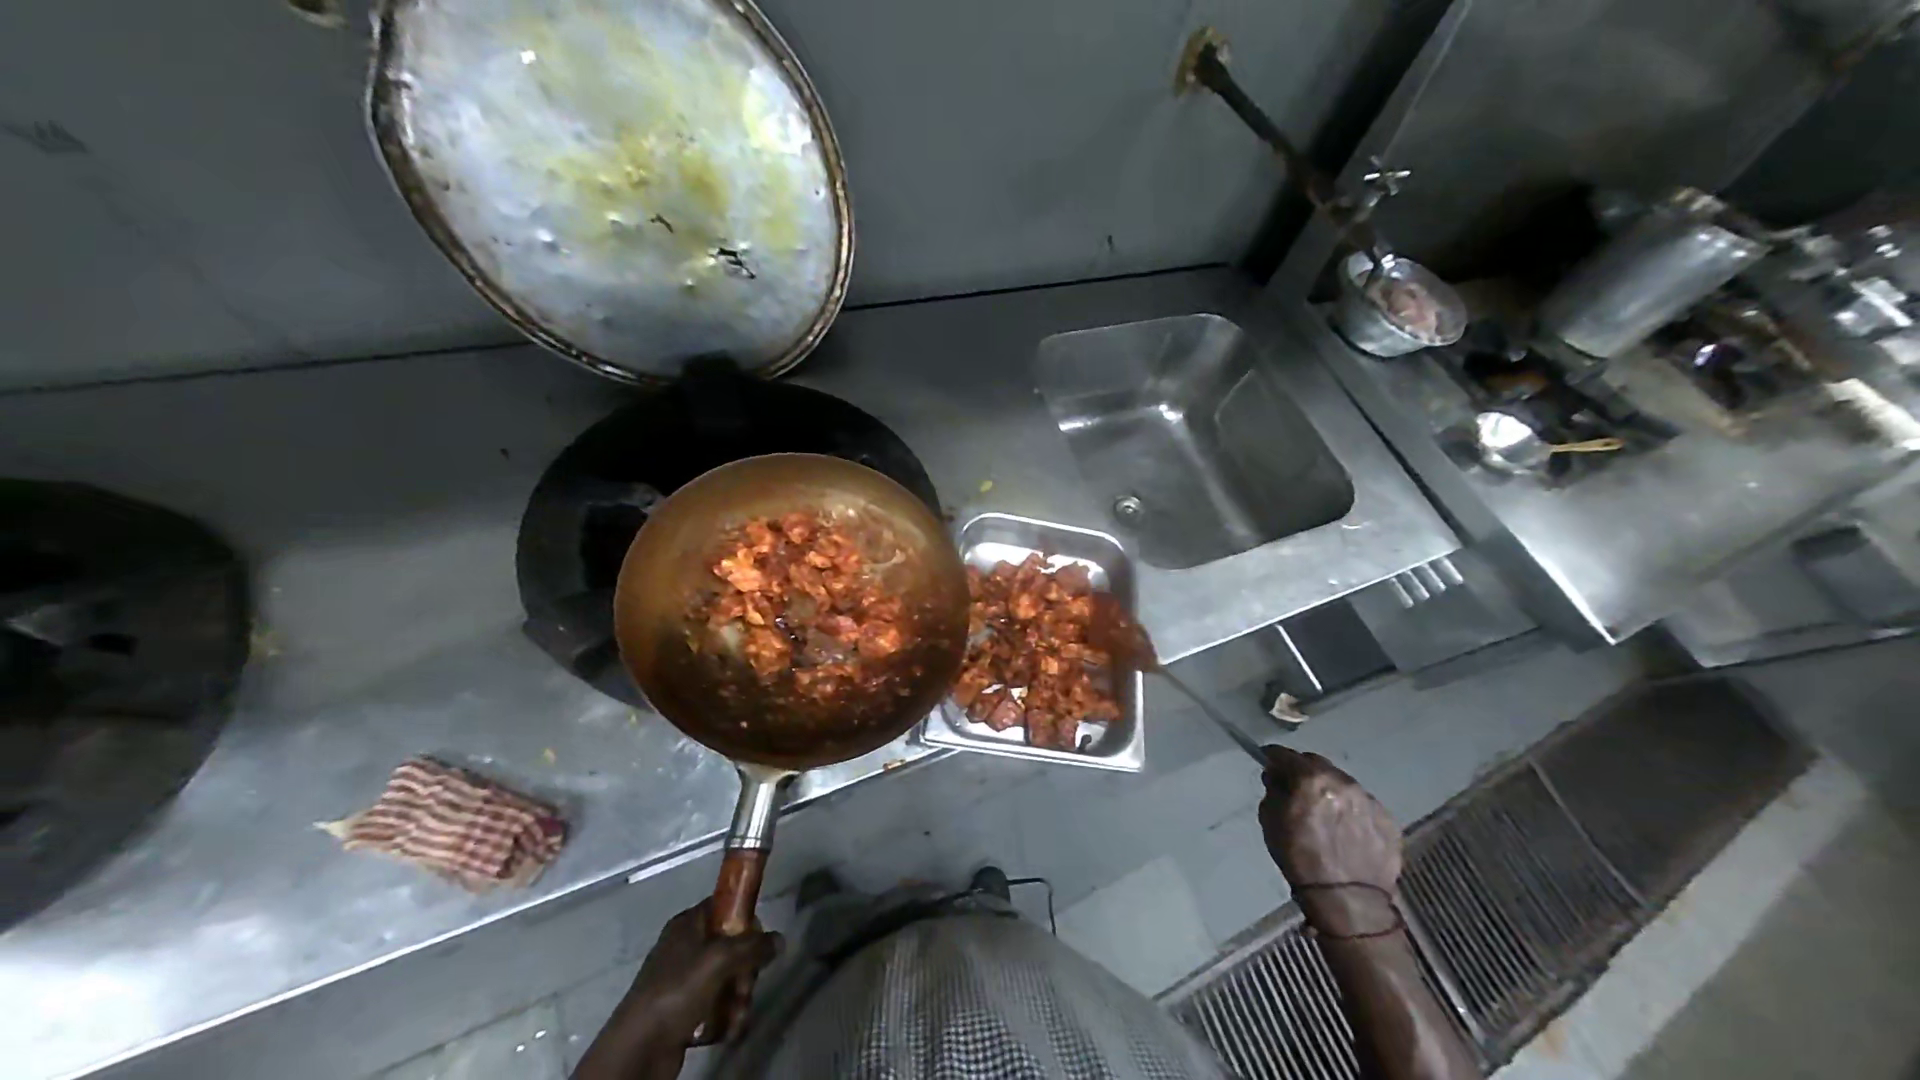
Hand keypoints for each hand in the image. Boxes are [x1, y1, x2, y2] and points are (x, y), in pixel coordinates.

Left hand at [573, 901, 780, 1079]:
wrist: (638, 1050)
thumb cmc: (677, 990)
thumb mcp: (720, 959)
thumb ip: (753, 946)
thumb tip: (779, 939)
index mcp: (688, 925)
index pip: (725, 906)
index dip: (745, 919)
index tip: (759, 940)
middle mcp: (686, 948)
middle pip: (732, 947)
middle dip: (746, 971)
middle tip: (745, 987)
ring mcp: (684, 982)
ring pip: (728, 980)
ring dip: (739, 999)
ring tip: (735, 1017)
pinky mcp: (684, 1012)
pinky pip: (717, 1007)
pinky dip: (725, 1018)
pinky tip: (725, 1031)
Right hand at [1258, 746, 1401, 893]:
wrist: (1348, 900)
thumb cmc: (1300, 858)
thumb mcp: (1271, 821)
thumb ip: (1273, 791)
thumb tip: (1278, 778)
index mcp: (1311, 779)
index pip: (1286, 754)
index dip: (1273, 758)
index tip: (1269, 765)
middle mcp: (1343, 782)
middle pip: (1317, 763)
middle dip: (1303, 771)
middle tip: (1296, 790)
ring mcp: (1369, 800)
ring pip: (1342, 783)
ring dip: (1329, 790)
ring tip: (1324, 813)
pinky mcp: (1388, 820)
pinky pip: (1362, 804)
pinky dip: (1350, 810)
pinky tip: (1344, 830)